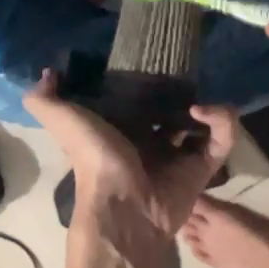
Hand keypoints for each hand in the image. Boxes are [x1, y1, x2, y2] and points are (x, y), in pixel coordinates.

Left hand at [24, 71, 237, 267]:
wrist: (125, 205)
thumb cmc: (95, 160)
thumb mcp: (64, 122)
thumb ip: (45, 100)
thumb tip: (46, 74)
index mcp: (119, 132)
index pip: (136, 103)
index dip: (144, 84)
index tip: (151, 63)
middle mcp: (150, 143)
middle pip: (173, 113)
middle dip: (181, 95)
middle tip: (183, 77)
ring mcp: (179, 156)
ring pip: (204, 125)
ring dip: (208, 107)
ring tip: (195, 100)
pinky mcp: (204, 167)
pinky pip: (223, 139)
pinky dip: (221, 121)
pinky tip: (203, 111)